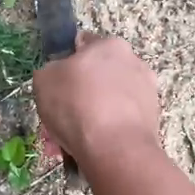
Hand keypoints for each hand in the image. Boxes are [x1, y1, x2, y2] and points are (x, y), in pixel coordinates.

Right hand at [33, 33, 161, 171]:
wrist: (115, 147)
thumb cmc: (76, 104)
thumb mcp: (43, 79)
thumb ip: (50, 71)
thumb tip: (57, 76)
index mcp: (110, 45)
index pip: (82, 45)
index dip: (64, 65)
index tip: (53, 85)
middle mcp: (134, 63)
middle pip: (94, 78)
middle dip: (74, 98)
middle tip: (55, 118)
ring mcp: (146, 92)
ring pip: (104, 103)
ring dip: (84, 118)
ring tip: (63, 142)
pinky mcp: (150, 120)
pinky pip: (116, 122)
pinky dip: (100, 132)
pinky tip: (83, 149)